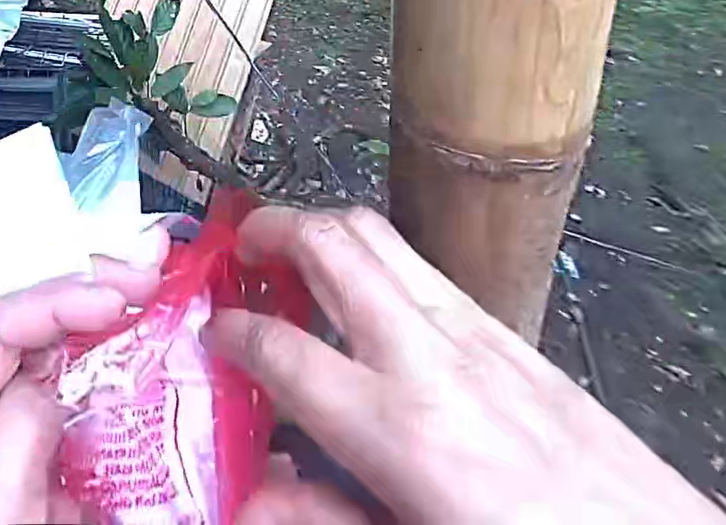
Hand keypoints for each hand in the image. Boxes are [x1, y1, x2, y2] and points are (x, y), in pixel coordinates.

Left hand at [0, 237, 166, 524]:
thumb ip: (15, 440)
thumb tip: (55, 381)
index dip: (58, 300)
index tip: (115, 296)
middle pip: (30, 314)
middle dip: (89, 283)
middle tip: (148, 265)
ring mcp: (5, 400)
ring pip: (57, 335)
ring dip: (105, 303)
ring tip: (150, 277)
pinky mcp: (36, 425)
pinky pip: (75, 375)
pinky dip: (113, 350)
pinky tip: (144, 329)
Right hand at [206, 206, 725, 523]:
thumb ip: (323, 517)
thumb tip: (244, 493)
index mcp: (402, 432)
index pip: (280, 348)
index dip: (230, 332)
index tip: (213, 333)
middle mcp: (431, 361)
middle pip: (326, 244)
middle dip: (265, 231)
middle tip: (240, 255)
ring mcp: (477, 336)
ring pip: (371, 232)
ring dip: (313, 228)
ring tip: (289, 257)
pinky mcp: (512, 335)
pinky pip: (417, 264)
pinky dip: (365, 256)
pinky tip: (361, 297)